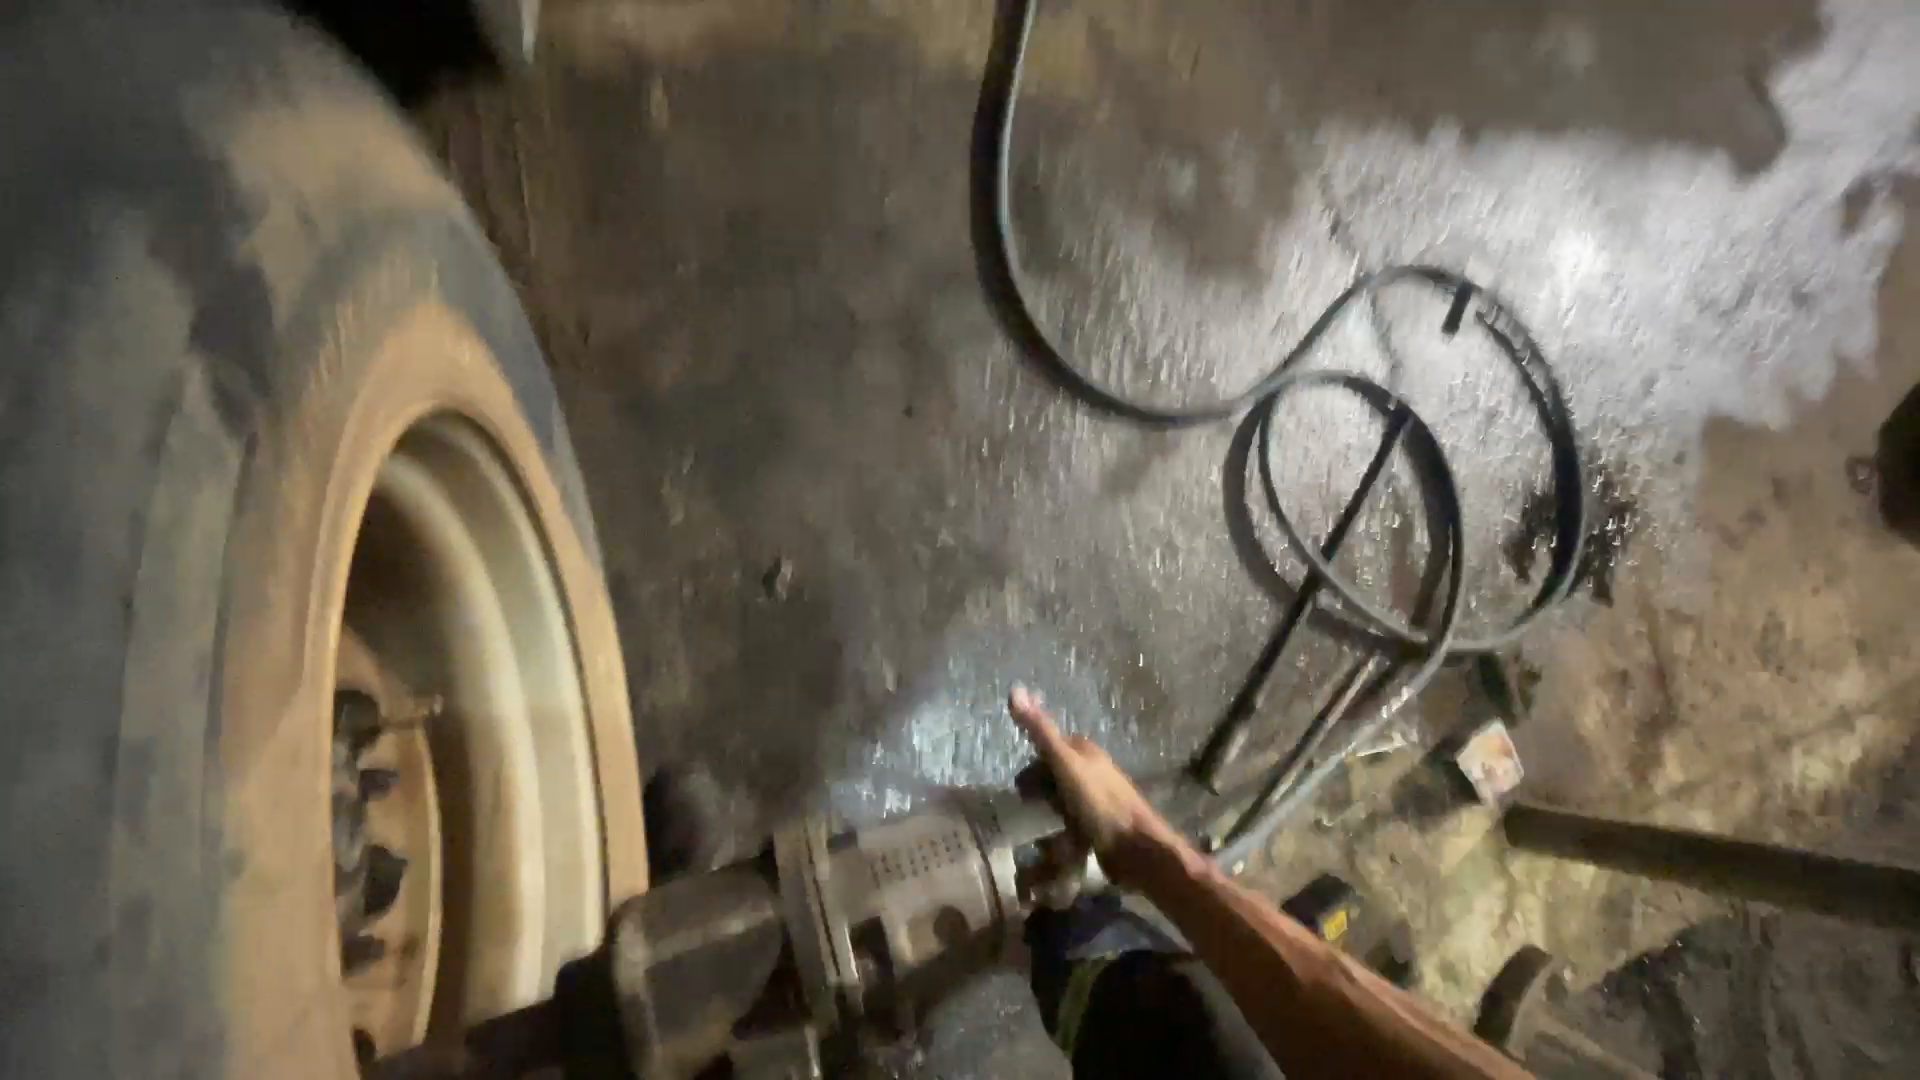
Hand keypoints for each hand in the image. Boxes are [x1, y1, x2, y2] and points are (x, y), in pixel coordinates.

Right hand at [1009, 685, 1195, 888]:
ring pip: (1061, 800)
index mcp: (1085, 750)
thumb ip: (1040, 730)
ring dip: (1049, 813)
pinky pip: (1072, 823)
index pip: (1048, 747)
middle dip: (1039, 791)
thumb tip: (1015, 689)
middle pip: (1053, 775)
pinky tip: (1056, 845)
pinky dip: (1061, 832)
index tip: (1021, 789)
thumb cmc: (1098, 802)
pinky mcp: (1101, 824)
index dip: (1032, 767)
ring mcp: (1098, 797)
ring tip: (1043, 829)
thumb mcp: (1064, 763)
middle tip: (1031, 811)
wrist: (1136, 847)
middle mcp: (1092, 769)